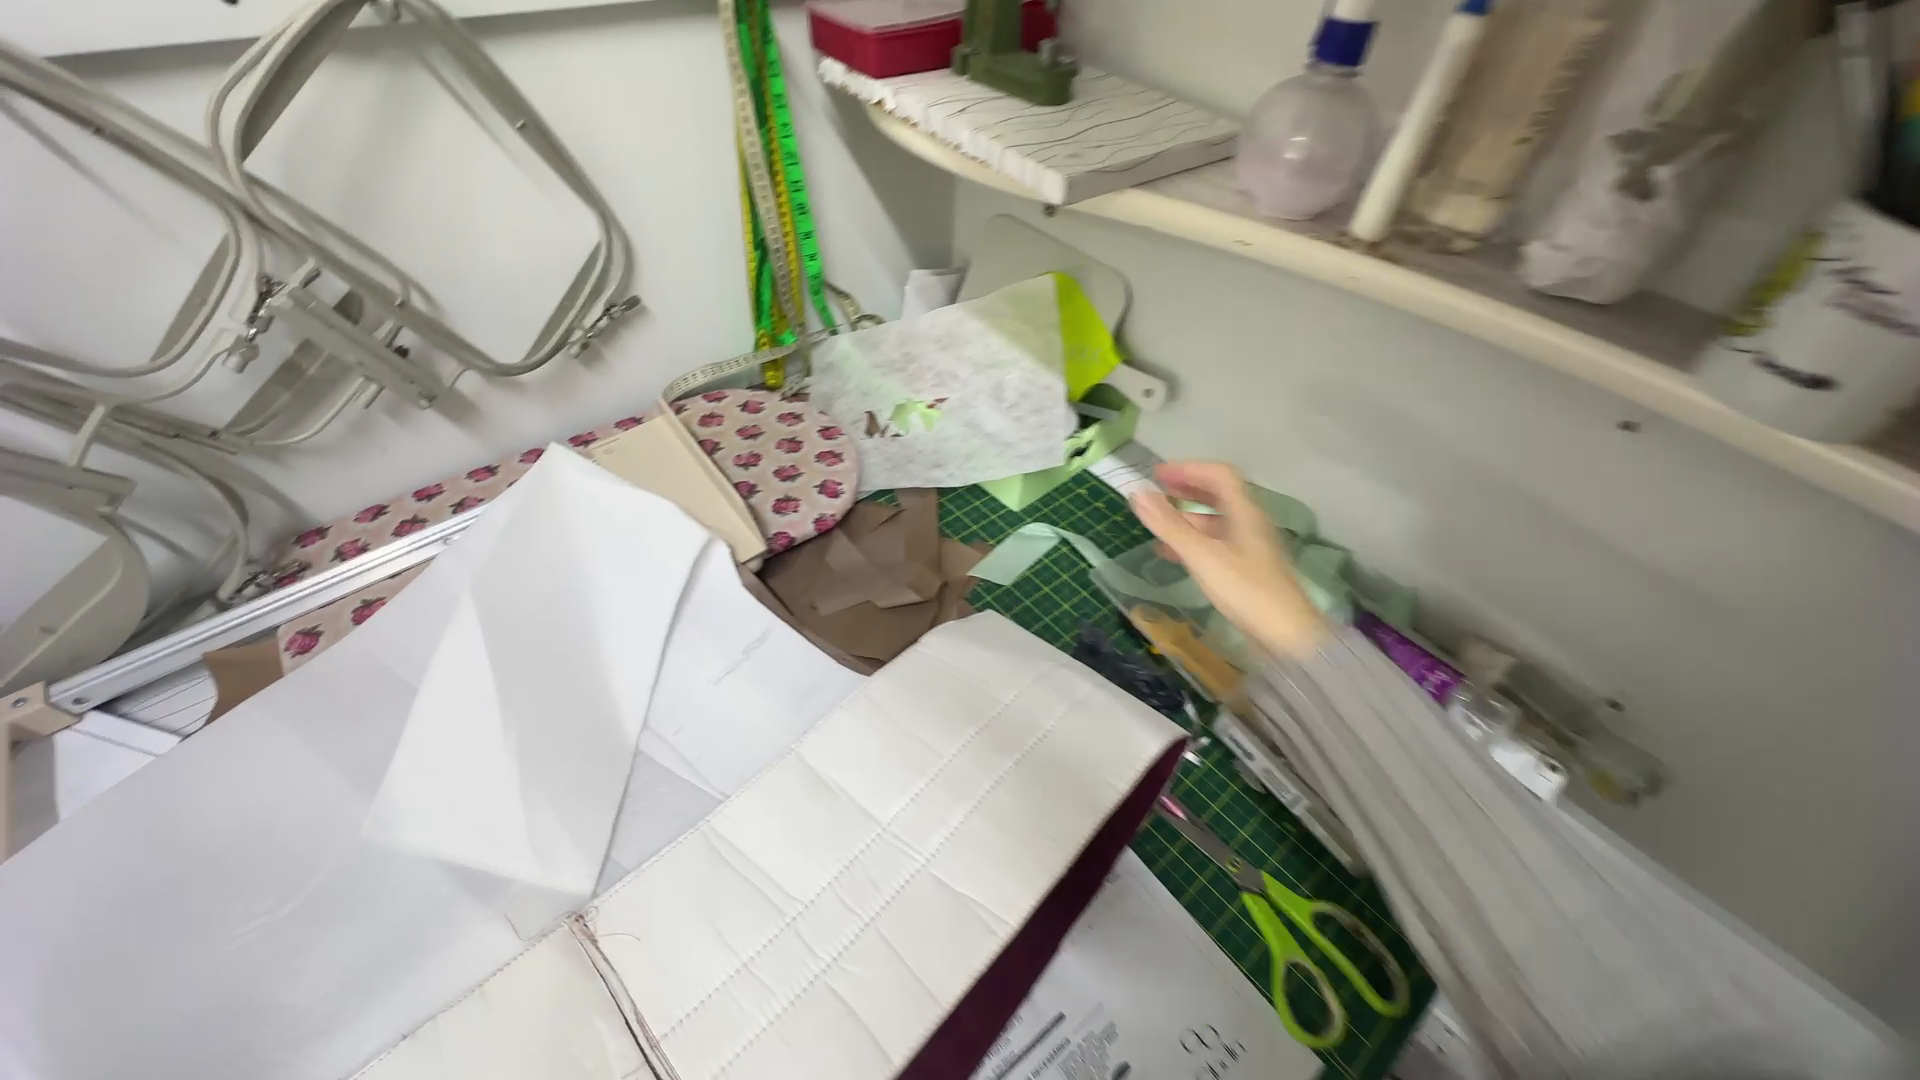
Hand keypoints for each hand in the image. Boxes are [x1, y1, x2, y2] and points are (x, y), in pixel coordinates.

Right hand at [1128, 462, 1327, 657]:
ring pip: (1216, 520)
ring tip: (1158, 523)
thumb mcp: (1202, 556)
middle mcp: (1250, 522)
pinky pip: (1216, 543)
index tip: (1157, 475)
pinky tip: (1172, 554)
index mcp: (1244, 512)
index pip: (1218, 475)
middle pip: (1218, 494)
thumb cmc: (1245, 590)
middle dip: (1186, 489)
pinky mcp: (1247, 567)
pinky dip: (1193, 540)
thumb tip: (1137, 493)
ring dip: (1187, 516)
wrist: (1286, 636)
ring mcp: (1250, 546)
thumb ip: (1169, 525)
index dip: (1187, 469)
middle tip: (1157, 492)